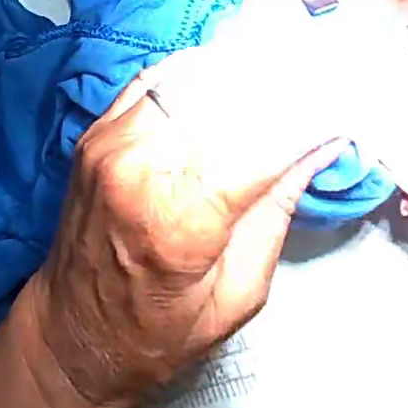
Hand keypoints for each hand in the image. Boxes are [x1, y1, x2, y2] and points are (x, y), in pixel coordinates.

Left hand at [25, 71, 343, 407]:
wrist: (73, 332)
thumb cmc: (156, 332)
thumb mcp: (237, 293)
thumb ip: (275, 212)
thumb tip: (316, 149)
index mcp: (178, 221)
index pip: (258, 146)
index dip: (303, 123)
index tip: (334, 112)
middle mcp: (139, 168)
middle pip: (220, 101)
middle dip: (273, 92)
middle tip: (310, 84)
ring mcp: (110, 144)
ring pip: (183, 81)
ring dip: (231, 77)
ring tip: (269, 79)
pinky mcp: (94, 133)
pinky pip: (148, 83)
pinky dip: (186, 75)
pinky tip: (216, 76)